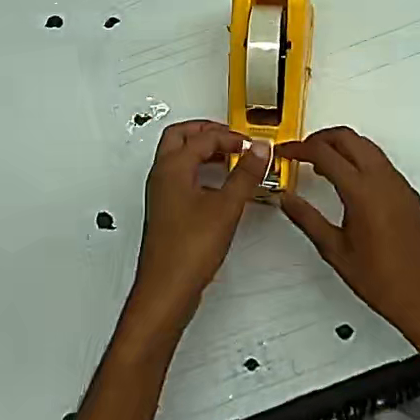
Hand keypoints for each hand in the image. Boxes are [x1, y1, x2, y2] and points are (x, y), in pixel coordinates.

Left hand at [129, 120, 269, 325]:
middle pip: (181, 136)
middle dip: (206, 131)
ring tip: (229, 155)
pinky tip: (218, 184)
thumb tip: (257, 150)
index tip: (250, 145)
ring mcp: (161, 192)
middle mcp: (162, 175)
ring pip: (178, 155)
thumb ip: (245, 175)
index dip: (229, 137)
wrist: (167, 287)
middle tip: (231, 136)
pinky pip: (180, 176)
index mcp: (172, 167)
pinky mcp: (166, 209)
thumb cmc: (185, 252)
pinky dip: (199, 169)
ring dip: (202, 149)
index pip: (202, 137)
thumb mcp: (226, 207)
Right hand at [277, 127, 419, 341]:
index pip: (323, 152)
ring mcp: (399, 185)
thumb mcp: (334, 249)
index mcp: (362, 192)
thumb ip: (306, 218)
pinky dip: (359, 158)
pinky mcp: (408, 194)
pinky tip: (348, 180)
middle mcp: (383, 182)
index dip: (298, 148)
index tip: (285, 152)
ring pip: (366, 145)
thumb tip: (287, 199)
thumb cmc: (384, 281)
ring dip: (341, 146)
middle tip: (301, 151)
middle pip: (347, 137)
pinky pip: (381, 161)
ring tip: (321, 164)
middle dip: (319, 138)